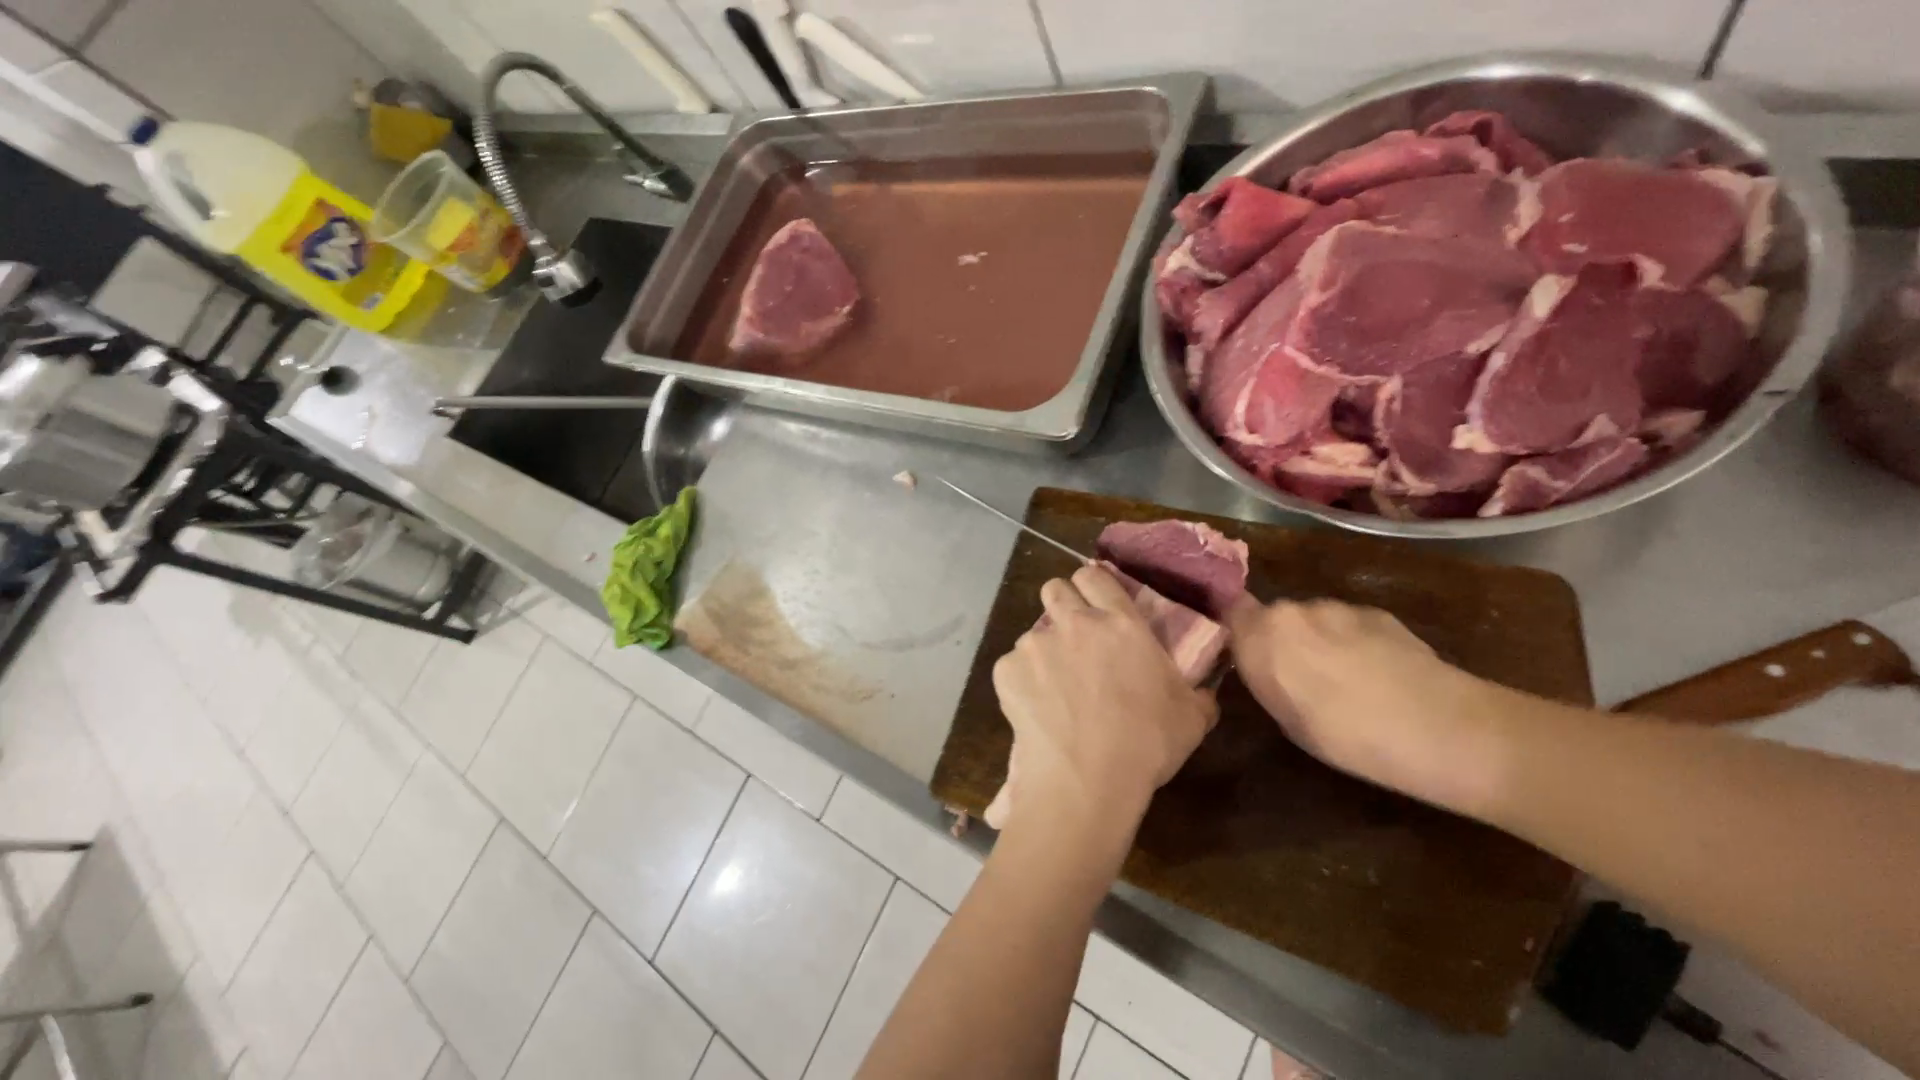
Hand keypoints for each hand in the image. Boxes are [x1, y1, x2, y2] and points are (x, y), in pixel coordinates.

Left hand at [992, 565, 1216, 834]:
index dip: (1093, 585)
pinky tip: (1036, 711)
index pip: (1096, 576)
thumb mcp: (1191, 717)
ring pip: (1032, 633)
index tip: (1095, 603)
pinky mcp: (1006, 671)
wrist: (1087, 781)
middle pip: (1055, 588)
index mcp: (1121, 624)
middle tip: (1073, 638)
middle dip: (1062, 605)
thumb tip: (1205, 692)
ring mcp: (1036, 645)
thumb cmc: (1146, 745)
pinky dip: (1021, 683)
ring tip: (1054, 688)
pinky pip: (1011, 667)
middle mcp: (1075, 623)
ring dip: (1043, 651)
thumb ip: (1198, 693)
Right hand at [1224, 597, 1507, 815]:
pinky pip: (1351, 625)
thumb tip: (1272, 666)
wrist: (1434, 724)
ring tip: (1344, 682)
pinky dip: (1356, 643)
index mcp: (1260, 637)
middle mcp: (1293, 611)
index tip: (1241, 653)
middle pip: (1276, 617)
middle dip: (1283, 640)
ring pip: (1315, 621)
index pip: (1231, 613)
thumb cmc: (1344, 737)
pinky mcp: (1378, 612)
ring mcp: (1339, 607)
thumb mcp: (1287, 719)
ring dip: (1321, 642)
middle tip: (1296, 678)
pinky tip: (1378, 676)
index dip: (1237, 630)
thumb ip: (1270, 679)